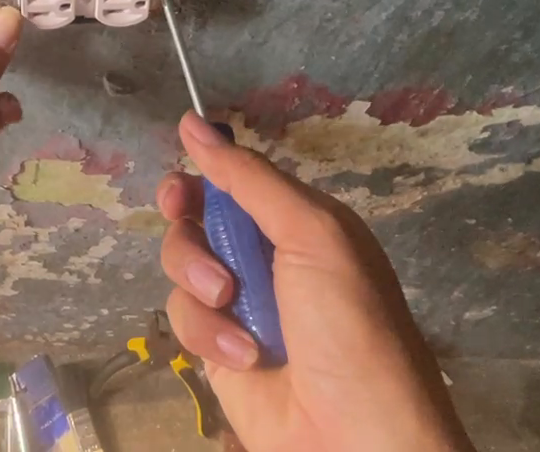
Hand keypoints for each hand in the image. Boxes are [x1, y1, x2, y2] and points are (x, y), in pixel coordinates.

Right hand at [156, 113, 474, 451]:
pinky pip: (184, 315)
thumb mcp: (311, 235)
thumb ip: (248, 178)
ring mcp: (240, 303)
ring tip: (230, 305)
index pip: (233, 181)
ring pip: (182, 264)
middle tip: (190, 233)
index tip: (182, 191)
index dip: (201, 179)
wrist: (358, 443)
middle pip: (195, 218)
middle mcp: (265, 256)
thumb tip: (192, 120)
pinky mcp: (218, 348)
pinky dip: (208, 331)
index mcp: (296, 222)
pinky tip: (243, 355)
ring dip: (200, 281)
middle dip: (189, 231)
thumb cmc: (349, 326)